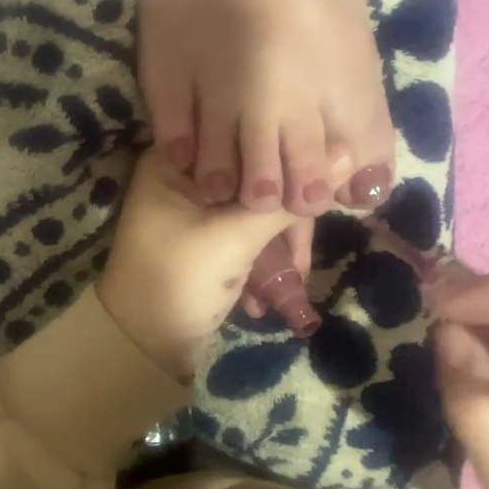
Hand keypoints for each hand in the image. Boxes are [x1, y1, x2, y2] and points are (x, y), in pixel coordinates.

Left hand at [97, 150, 302, 379]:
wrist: (139, 349)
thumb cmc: (179, 281)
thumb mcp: (235, 237)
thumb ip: (289, 199)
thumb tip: (349, 154)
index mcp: (176, 161)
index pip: (247, 139)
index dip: (289, 160)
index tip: (323, 185)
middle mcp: (183, 177)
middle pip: (255, 178)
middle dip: (285, 218)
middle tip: (304, 254)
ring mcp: (193, 213)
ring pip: (255, 212)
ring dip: (277, 248)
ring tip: (290, 283)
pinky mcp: (205, 244)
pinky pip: (244, 238)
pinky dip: (259, 263)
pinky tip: (265, 299)